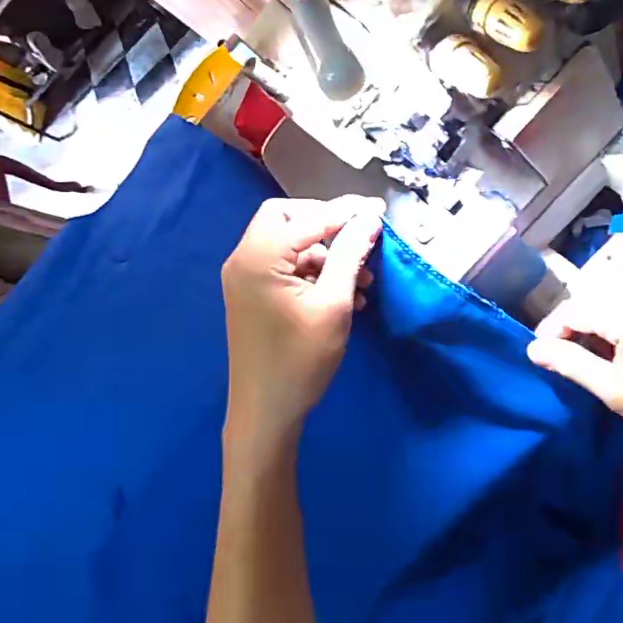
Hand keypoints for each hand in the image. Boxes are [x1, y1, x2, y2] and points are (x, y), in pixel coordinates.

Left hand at [221, 196, 383, 449]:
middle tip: (359, 238)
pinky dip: (312, 271)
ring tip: (361, 279)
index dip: (345, 212)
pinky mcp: (251, 293)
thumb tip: (368, 220)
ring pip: (287, 242)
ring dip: (324, 252)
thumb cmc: (300, 361)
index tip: (379, 210)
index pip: (306, 218)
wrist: (265, 412)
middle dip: (326, 224)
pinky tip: (344, 293)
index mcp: (259, 257)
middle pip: (286, 218)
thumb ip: (350, 256)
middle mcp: (244, 259)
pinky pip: (282, 266)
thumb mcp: (333, 305)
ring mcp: (244, 277)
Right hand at [528, 290, 622, 459]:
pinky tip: (618, 351)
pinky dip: (613, 323)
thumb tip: (533, 349)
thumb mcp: (617, 392)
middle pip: (586, 302)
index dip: (549, 335)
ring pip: (606, 302)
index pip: (569, 312)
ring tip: (588, 359)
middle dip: (569, 329)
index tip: (543, 362)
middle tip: (563, 362)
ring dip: (591, 326)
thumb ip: (571, 364)